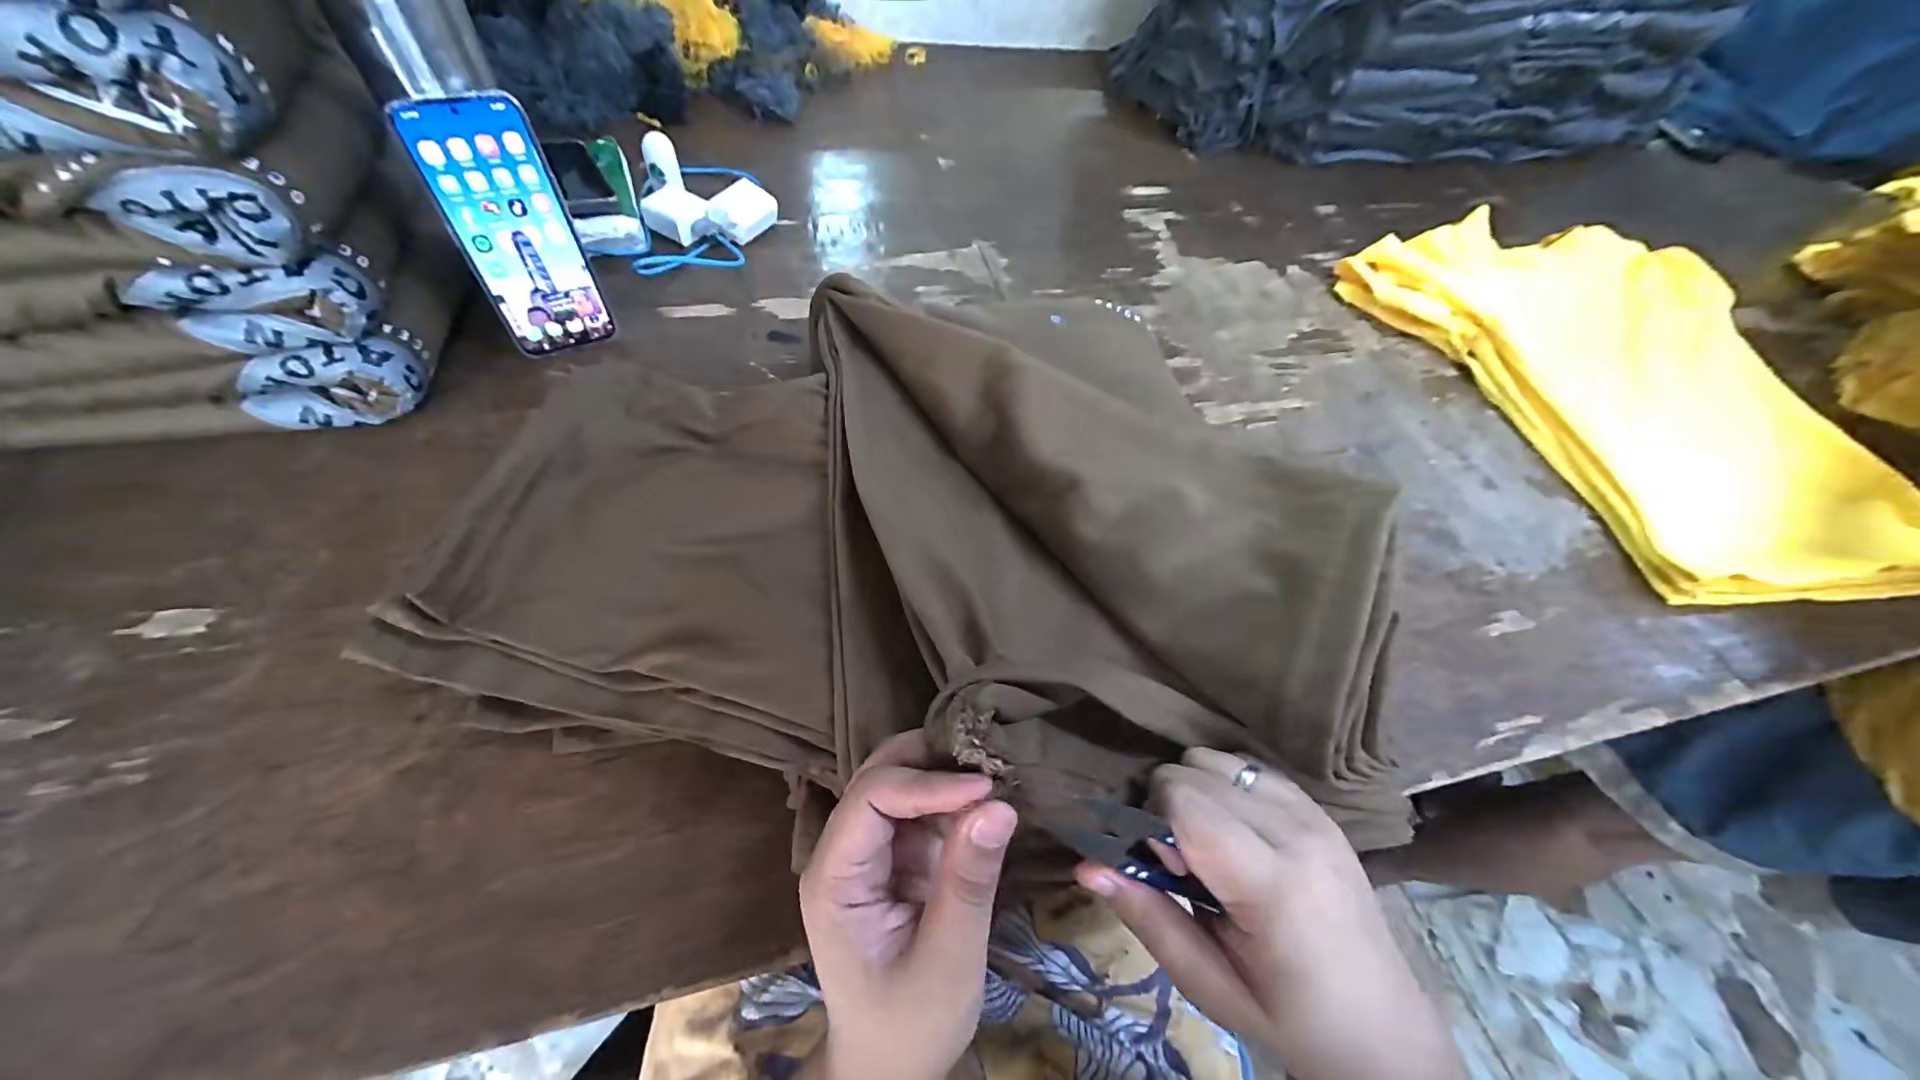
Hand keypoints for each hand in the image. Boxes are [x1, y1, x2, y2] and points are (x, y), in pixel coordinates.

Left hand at [798, 730, 1017, 1079]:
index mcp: (834, 877)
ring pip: (898, 783)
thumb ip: (969, 880)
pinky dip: (952, 799)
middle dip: (930, 761)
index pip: (872, 797)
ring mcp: (867, 853)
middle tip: (988, 760)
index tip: (985, 788)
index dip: (927, 783)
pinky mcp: (893, 860)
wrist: (889, 1066)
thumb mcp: (948, 960)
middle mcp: (842, 852)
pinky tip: (985, 801)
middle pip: (877, 776)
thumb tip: (1000, 805)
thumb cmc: (910, 1024)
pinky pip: (919, 811)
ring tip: (994, 774)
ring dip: (943, 774)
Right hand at [1074, 749, 1461, 1079]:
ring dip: (1194, 791)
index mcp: (1275, 885)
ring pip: (1216, 759)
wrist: (1383, 1031)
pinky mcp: (1320, 809)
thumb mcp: (1209, 985)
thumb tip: (1087, 865)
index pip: (1185, 802)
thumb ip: (1148, 917)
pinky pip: (1247, 766)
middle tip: (1183, 865)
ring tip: (1209, 846)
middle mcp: (1299, 833)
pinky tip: (1234, 832)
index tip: (1166, 869)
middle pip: (1193, 771)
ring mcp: (1315, 815)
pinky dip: (1224, 786)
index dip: (1155, 824)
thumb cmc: (1288, 1019)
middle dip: (1167, 807)